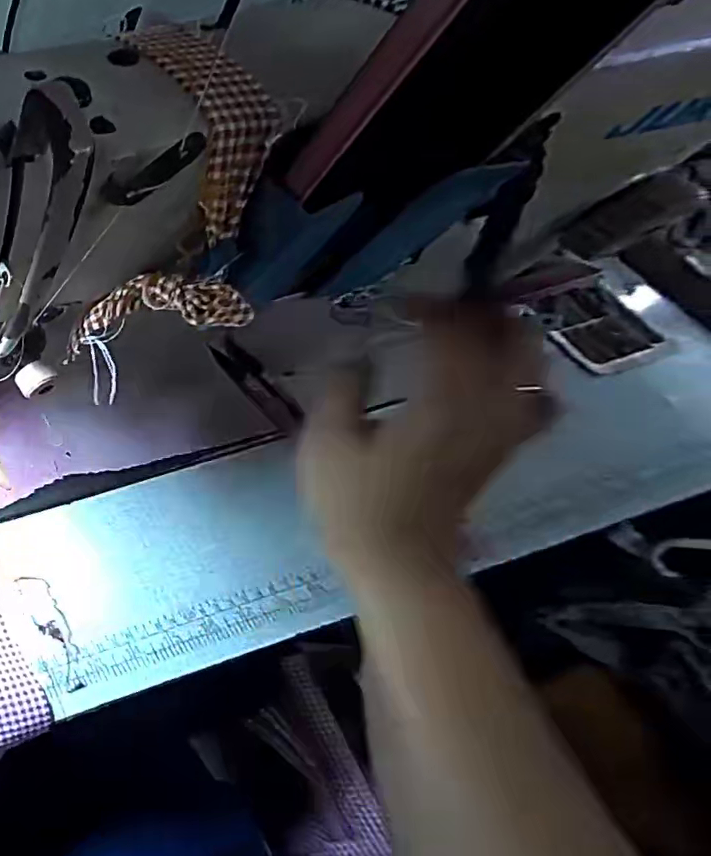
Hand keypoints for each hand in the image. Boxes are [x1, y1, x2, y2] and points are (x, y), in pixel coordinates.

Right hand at [298, 301, 553, 571]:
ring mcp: (504, 429)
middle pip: (510, 341)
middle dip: (478, 316)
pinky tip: (490, 379)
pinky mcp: (503, 446)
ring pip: (530, 366)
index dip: (430, 309)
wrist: (394, 553)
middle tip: (436, 309)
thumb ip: (339, 391)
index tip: (394, 302)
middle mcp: (489, 408)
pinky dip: (518, 377)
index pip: (453, 335)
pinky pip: (532, 398)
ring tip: (463, 331)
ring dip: (502, 339)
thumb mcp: (324, 441)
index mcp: (444, 402)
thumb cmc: (350, 498)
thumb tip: (352, 356)